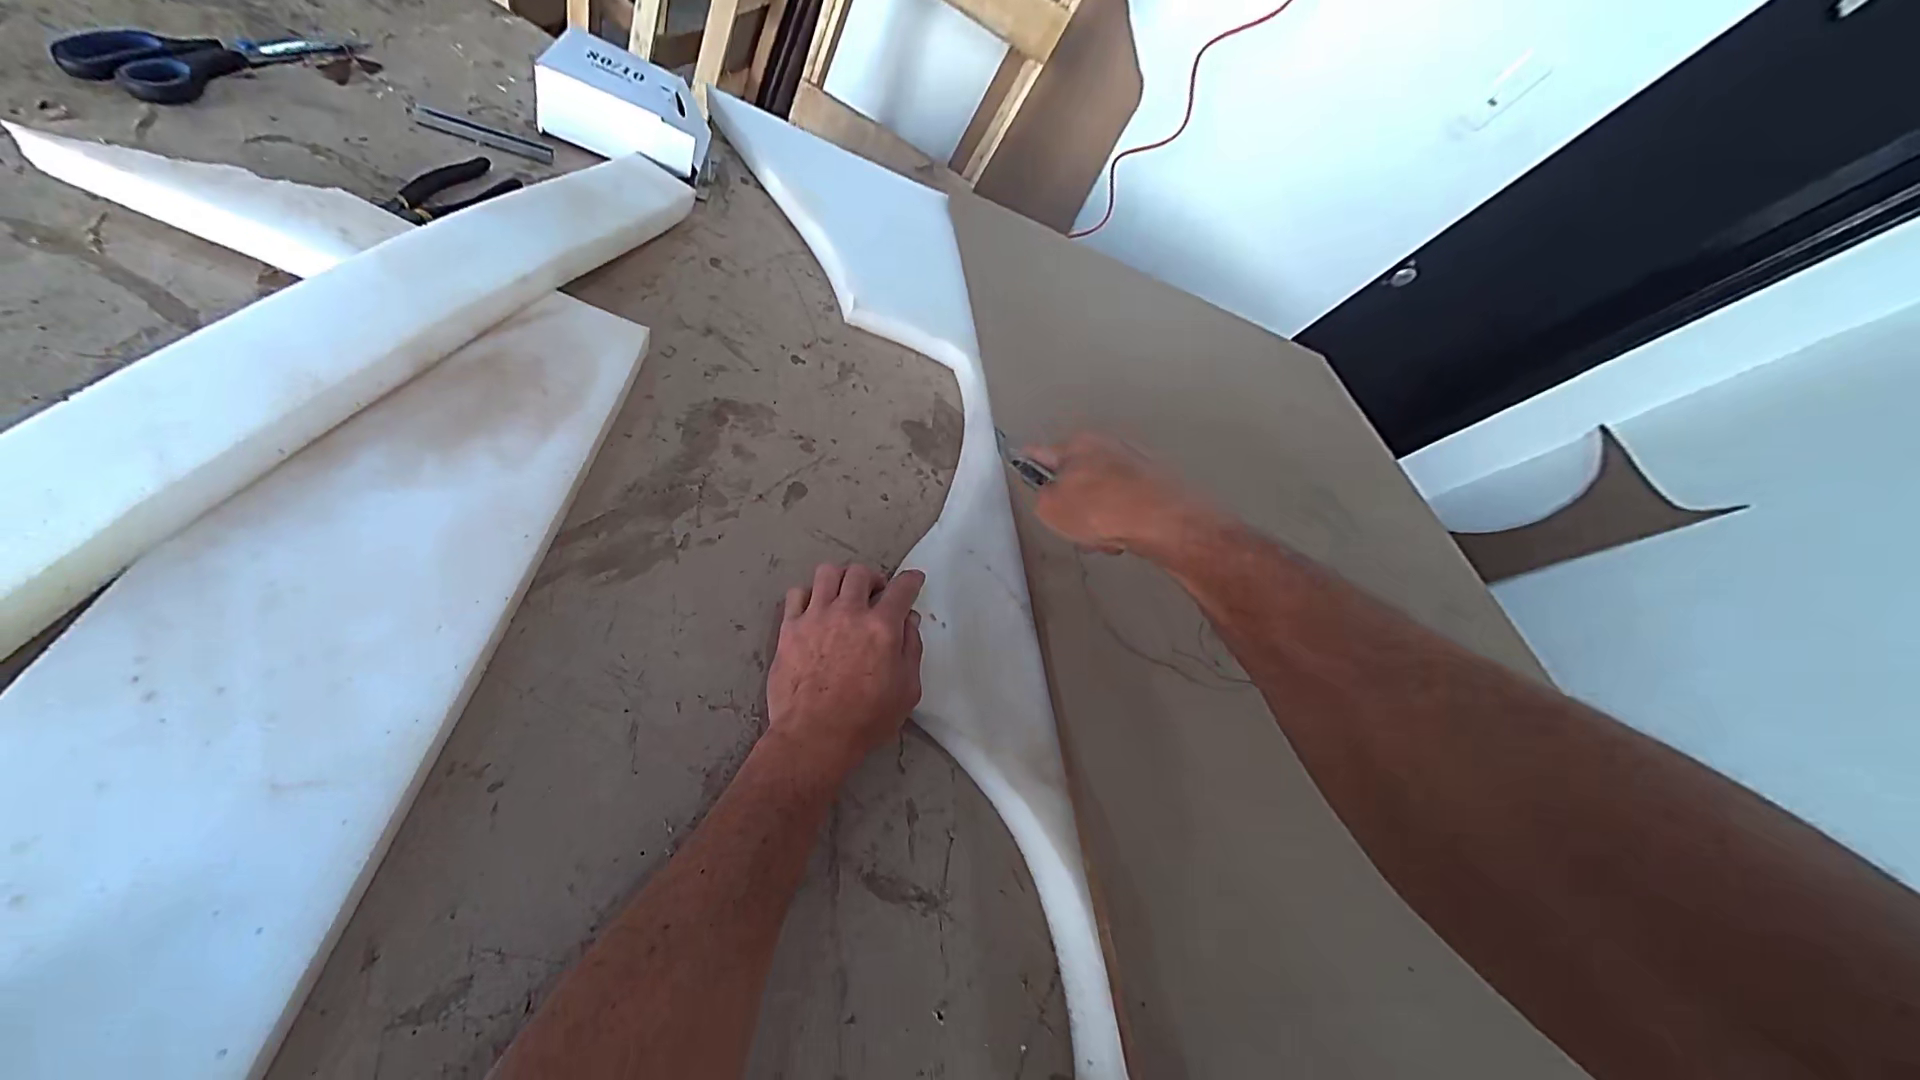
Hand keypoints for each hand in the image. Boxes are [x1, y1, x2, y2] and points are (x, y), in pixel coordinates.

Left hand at [765, 564, 925, 776]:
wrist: (814, 735)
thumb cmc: (866, 718)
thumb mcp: (907, 689)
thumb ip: (912, 649)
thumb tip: (909, 621)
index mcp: (882, 627)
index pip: (901, 589)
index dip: (911, 580)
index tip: (913, 579)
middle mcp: (849, 613)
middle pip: (860, 573)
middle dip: (873, 578)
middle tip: (875, 594)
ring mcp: (816, 617)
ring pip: (827, 573)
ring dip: (840, 579)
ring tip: (843, 595)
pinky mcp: (790, 628)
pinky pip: (796, 594)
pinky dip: (809, 595)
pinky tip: (814, 609)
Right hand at [1023, 433, 1216, 556]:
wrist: (1165, 522)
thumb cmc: (1102, 510)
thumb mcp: (1049, 509)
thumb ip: (1041, 498)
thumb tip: (1051, 497)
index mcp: (1078, 443)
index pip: (1041, 451)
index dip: (1028, 464)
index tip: (1023, 468)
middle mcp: (1108, 445)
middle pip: (1076, 478)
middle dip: (1073, 504)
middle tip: (1074, 526)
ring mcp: (1136, 463)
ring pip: (1102, 495)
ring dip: (1098, 518)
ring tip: (1105, 537)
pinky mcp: (1157, 484)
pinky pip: (1127, 505)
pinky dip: (1122, 520)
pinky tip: (1126, 536)